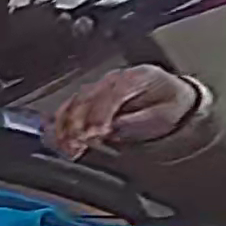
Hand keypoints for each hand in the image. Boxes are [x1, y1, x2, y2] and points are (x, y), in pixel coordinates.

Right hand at [45, 65, 199, 157]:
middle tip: (77, 145)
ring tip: (69, 147)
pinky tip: (61, 142)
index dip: (99, 116)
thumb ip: (137, 119)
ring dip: (64, 130)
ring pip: (69, 107)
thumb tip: (112, 127)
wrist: (166, 105)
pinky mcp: (81, 101)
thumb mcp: (163, 114)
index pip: (110, 95)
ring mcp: (94, 89)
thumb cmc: (167, 109)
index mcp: (136, 77)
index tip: (95, 134)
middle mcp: (111, 80)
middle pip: (83, 101)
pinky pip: (62, 113)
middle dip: (77, 126)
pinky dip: (58, 129)